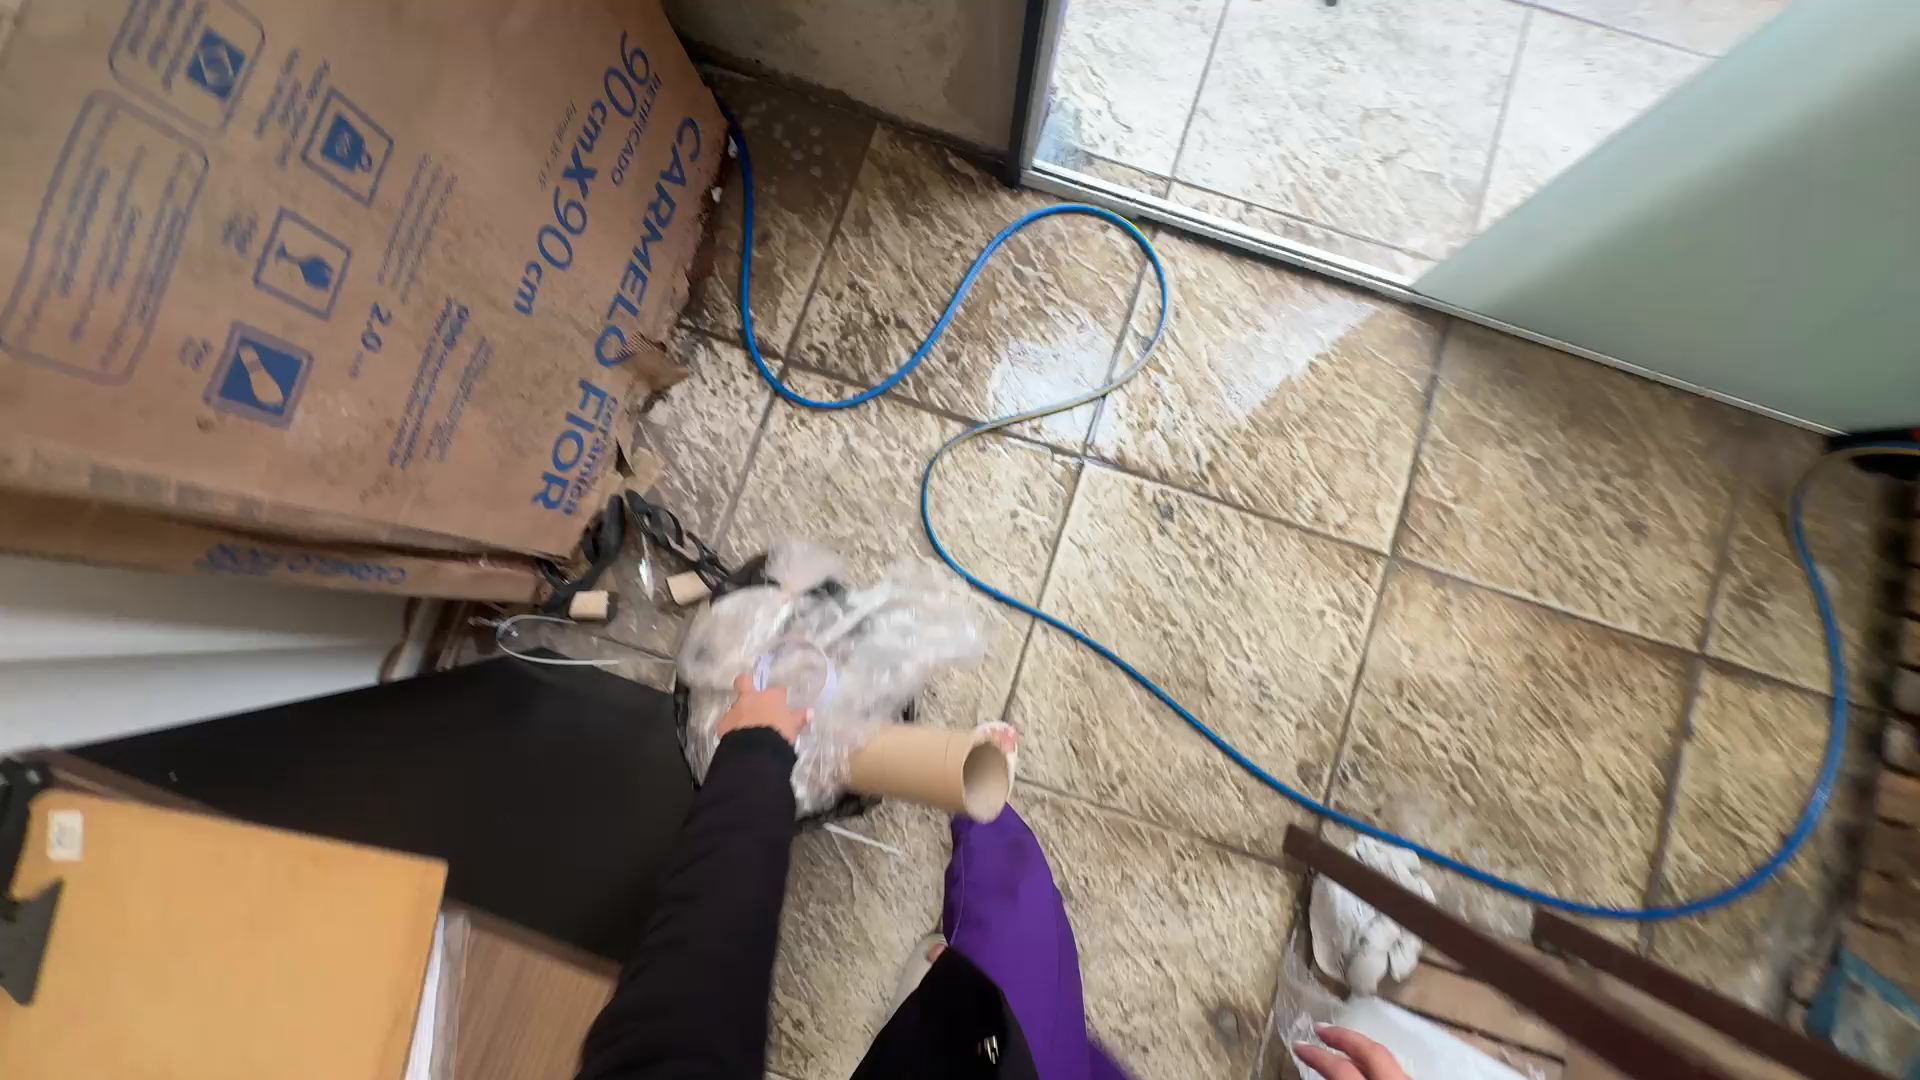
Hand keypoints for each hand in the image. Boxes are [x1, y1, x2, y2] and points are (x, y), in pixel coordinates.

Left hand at [717, 674, 810, 744]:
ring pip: (736, 706)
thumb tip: (809, 711)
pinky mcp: (723, 724)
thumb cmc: (779, 735)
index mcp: (771, 697)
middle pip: (744, 681)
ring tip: (746, 728)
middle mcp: (751, 698)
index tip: (781, 705)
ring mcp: (735, 710)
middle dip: (746, 682)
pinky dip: (732, 728)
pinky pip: (728, 723)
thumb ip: (799, 718)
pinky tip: (737, 738)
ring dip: (740, 713)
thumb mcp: (793, 728)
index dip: (779, 697)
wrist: (755, 751)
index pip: (777, 690)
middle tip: (749, 691)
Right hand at [1295, 1025, 1409, 1079]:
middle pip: (1372, 1051)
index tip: (1297, 1045)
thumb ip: (1339, 1079)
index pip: (1342, 1068)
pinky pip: (1399, 1071)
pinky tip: (1369, 1067)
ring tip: (1343, 1044)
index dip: (1317, 1055)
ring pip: (1390, 1058)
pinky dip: (1380, 1063)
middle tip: (1319, 1028)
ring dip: (1363, 1048)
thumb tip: (1323, 1070)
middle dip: (1343, 1036)